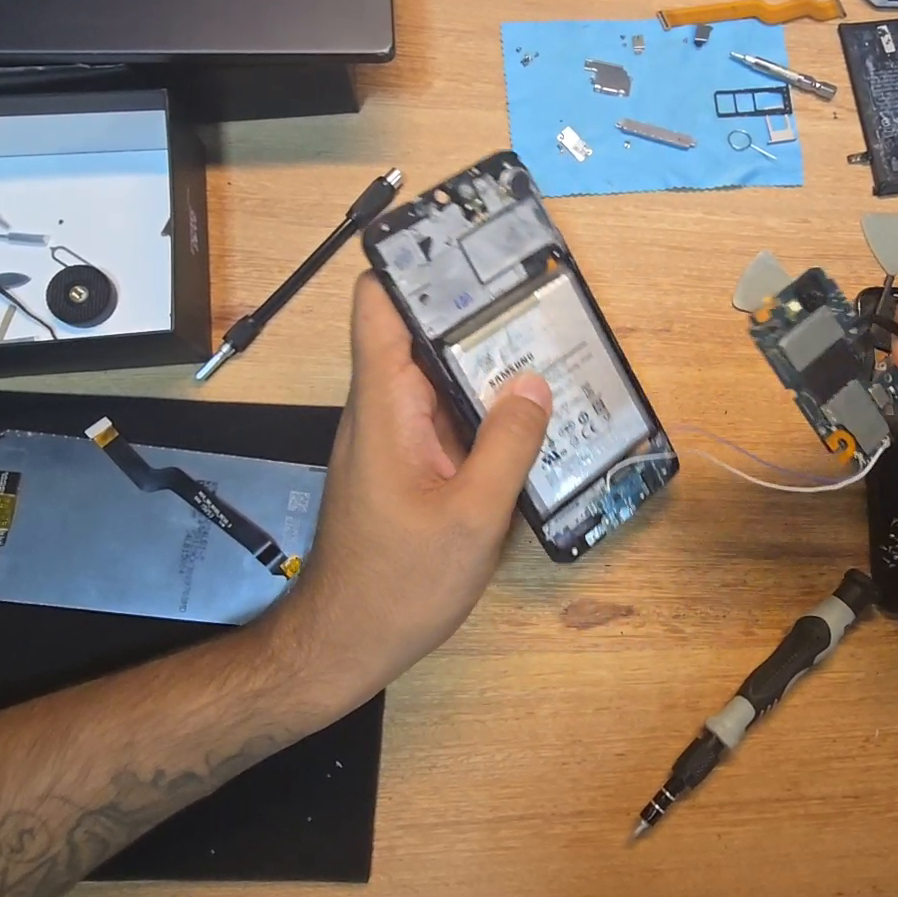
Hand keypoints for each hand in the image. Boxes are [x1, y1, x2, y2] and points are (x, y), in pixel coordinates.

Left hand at [277, 274, 552, 692]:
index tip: (472, 252)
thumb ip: (507, 445)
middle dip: (476, 314)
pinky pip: (446, 421)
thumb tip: (533, 379)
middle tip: (542, 302)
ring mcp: (396, 441)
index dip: (415, 267)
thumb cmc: (400, 583)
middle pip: (421, 336)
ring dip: (487, 365)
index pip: (378, 307)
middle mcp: (384, 411)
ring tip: (551, 349)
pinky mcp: (409, 468)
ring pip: (439, 381)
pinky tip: (530, 418)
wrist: (346, 644)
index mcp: (385, 405)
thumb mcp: (470, 517)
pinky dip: (483, 411)